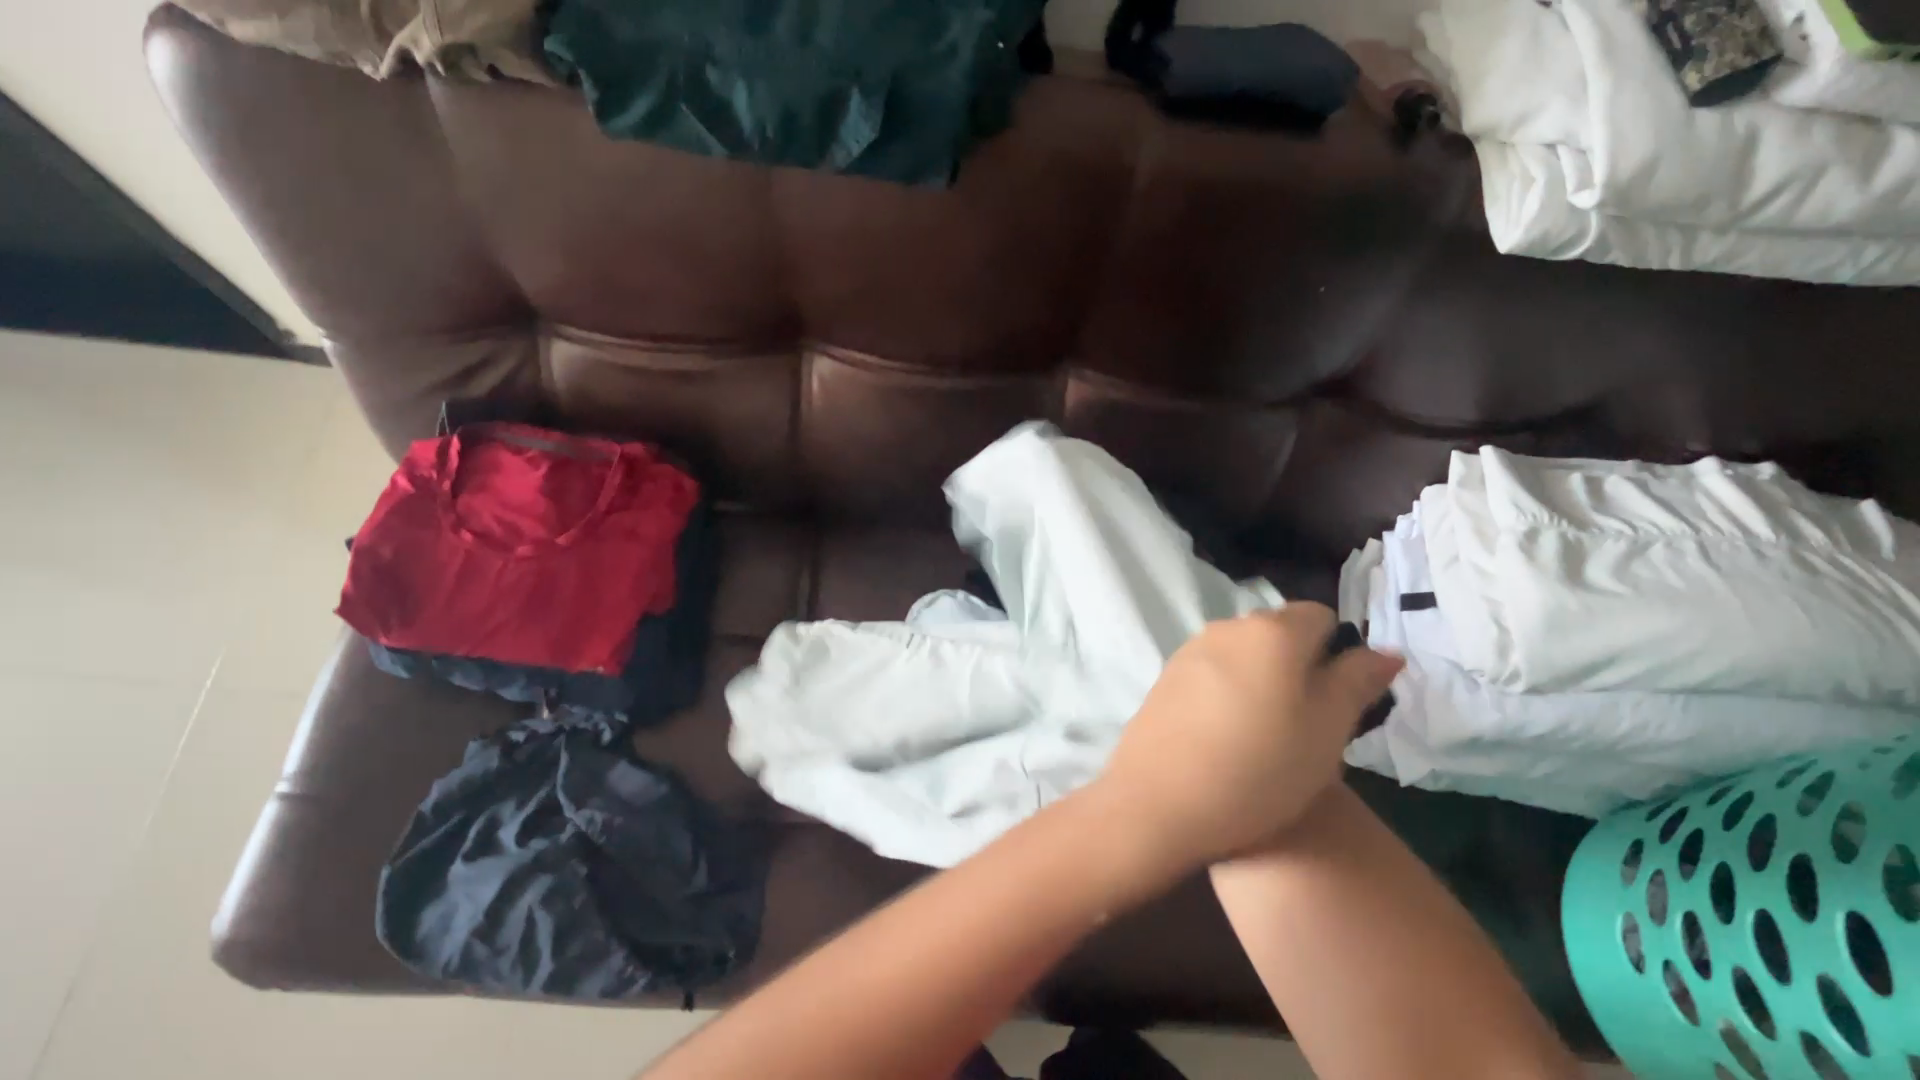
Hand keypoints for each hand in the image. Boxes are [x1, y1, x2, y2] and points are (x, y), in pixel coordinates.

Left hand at [1090, 602, 1402, 874]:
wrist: (1157, 805)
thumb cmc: (1258, 769)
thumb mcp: (1327, 730)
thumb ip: (1357, 682)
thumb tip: (1384, 651)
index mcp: (1272, 630)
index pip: (1321, 616)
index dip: (1340, 653)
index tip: (1341, 702)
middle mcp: (1226, 628)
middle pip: (1280, 636)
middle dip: (1301, 670)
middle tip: (1310, 729)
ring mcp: (1188, 653)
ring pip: (1244, 659)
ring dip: (1263, 686)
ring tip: (1267, 743)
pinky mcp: (1163, 682)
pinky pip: (1212, 678)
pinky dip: (1228, 699)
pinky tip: (1228, 744)